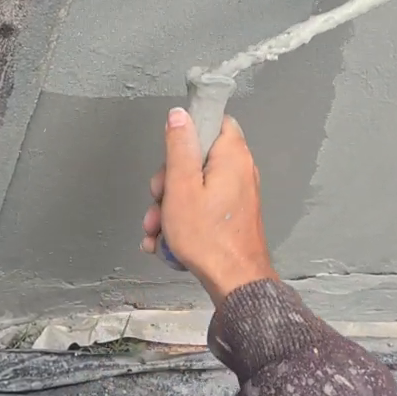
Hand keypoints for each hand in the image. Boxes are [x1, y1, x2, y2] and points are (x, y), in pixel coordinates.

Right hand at [141, 107, 277, 303]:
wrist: (234, 282)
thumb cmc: (208, 236)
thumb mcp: (181, 186)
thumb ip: (179, 146)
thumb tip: (179, 114)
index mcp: (232, 156)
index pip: (214, 121)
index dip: (189, 130)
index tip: (171, 152)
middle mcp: (239, 171)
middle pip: (195, 157)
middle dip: (168, 180)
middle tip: (159, 199)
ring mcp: (236, 194)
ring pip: (193, 185)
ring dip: (168, 205)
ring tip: (157, 228)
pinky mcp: (230, 214)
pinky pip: (200, 206)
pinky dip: (181, 219)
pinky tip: (164, 240)